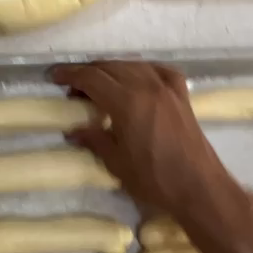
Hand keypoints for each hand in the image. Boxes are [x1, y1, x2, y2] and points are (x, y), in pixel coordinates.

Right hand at [51, 60, 240, 225]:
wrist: (198, 187)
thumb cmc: (153, 178)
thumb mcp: (116, 162)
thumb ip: (94, 140)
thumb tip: (74, 130)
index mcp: (127, 101)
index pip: (92, 78)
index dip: (70, 75)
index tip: (54, 76)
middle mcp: (147, 86)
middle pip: (111, 67)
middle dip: (88, 72)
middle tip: (72, 87)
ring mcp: (167, 89)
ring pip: (134, 65)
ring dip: (113, 70)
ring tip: (100, 85)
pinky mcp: (182, 96)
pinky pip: (159, 71)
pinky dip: (143, 70)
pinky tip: (137, 79)